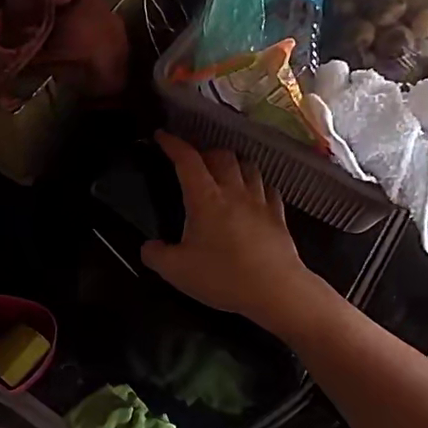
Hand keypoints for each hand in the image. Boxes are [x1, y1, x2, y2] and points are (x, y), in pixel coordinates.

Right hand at [141, 132, 329, 331]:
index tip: (162, 137)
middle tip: (194, 163)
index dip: (173, 144)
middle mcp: (234, 191)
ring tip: (223, 173)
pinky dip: (256, 184)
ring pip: (247, 166)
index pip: (187, 159)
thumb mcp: (176, 271)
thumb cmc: (223, 277)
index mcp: (205, 198)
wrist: (275, 290)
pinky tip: (253, 194)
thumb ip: (156, 255)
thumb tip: (148, 247)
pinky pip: (267, 188)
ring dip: (232, 163)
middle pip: (221, 155)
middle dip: (204, 152)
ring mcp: (260, 201)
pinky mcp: (279, 215)